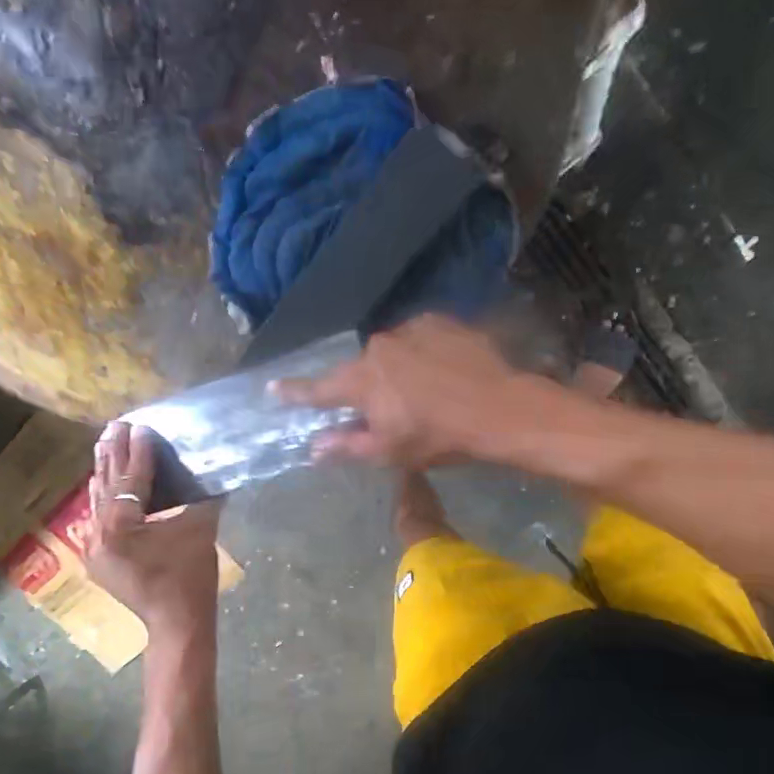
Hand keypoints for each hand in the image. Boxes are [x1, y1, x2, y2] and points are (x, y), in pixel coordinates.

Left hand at [82, 422, 220, 636]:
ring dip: (105, 471)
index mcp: (121, 525)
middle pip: (107, 485)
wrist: (177, 623)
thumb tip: (210, 470)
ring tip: (107, 442)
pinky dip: (103, 497)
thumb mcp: (201, 529)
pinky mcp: (98, 558)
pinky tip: (102, 482)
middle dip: (114, 453)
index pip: (132, 479)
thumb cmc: (191, 576)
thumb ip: (202, 496)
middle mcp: (99, 533)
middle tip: (117, 424)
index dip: (139, 452)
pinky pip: (97, 519)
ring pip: (98, 500)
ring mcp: (94, 547)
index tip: (141, 425)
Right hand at [275, 315, 537, 466]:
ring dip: (399, 370)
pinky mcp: (441, 321)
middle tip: (390, 410)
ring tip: (426, 392)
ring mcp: (412, 329)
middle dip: (368, 389)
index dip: (295, 392)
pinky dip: (424, 354)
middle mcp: (379, 347)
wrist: (500, 408)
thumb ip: (347, 446)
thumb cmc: (440, 437)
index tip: (272, 387)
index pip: (319, 389)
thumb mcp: (390, 452)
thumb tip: (313, 447)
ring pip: (392, 352)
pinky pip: (420, 338)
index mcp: (362, 380)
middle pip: (362, 371)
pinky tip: (444, 373)